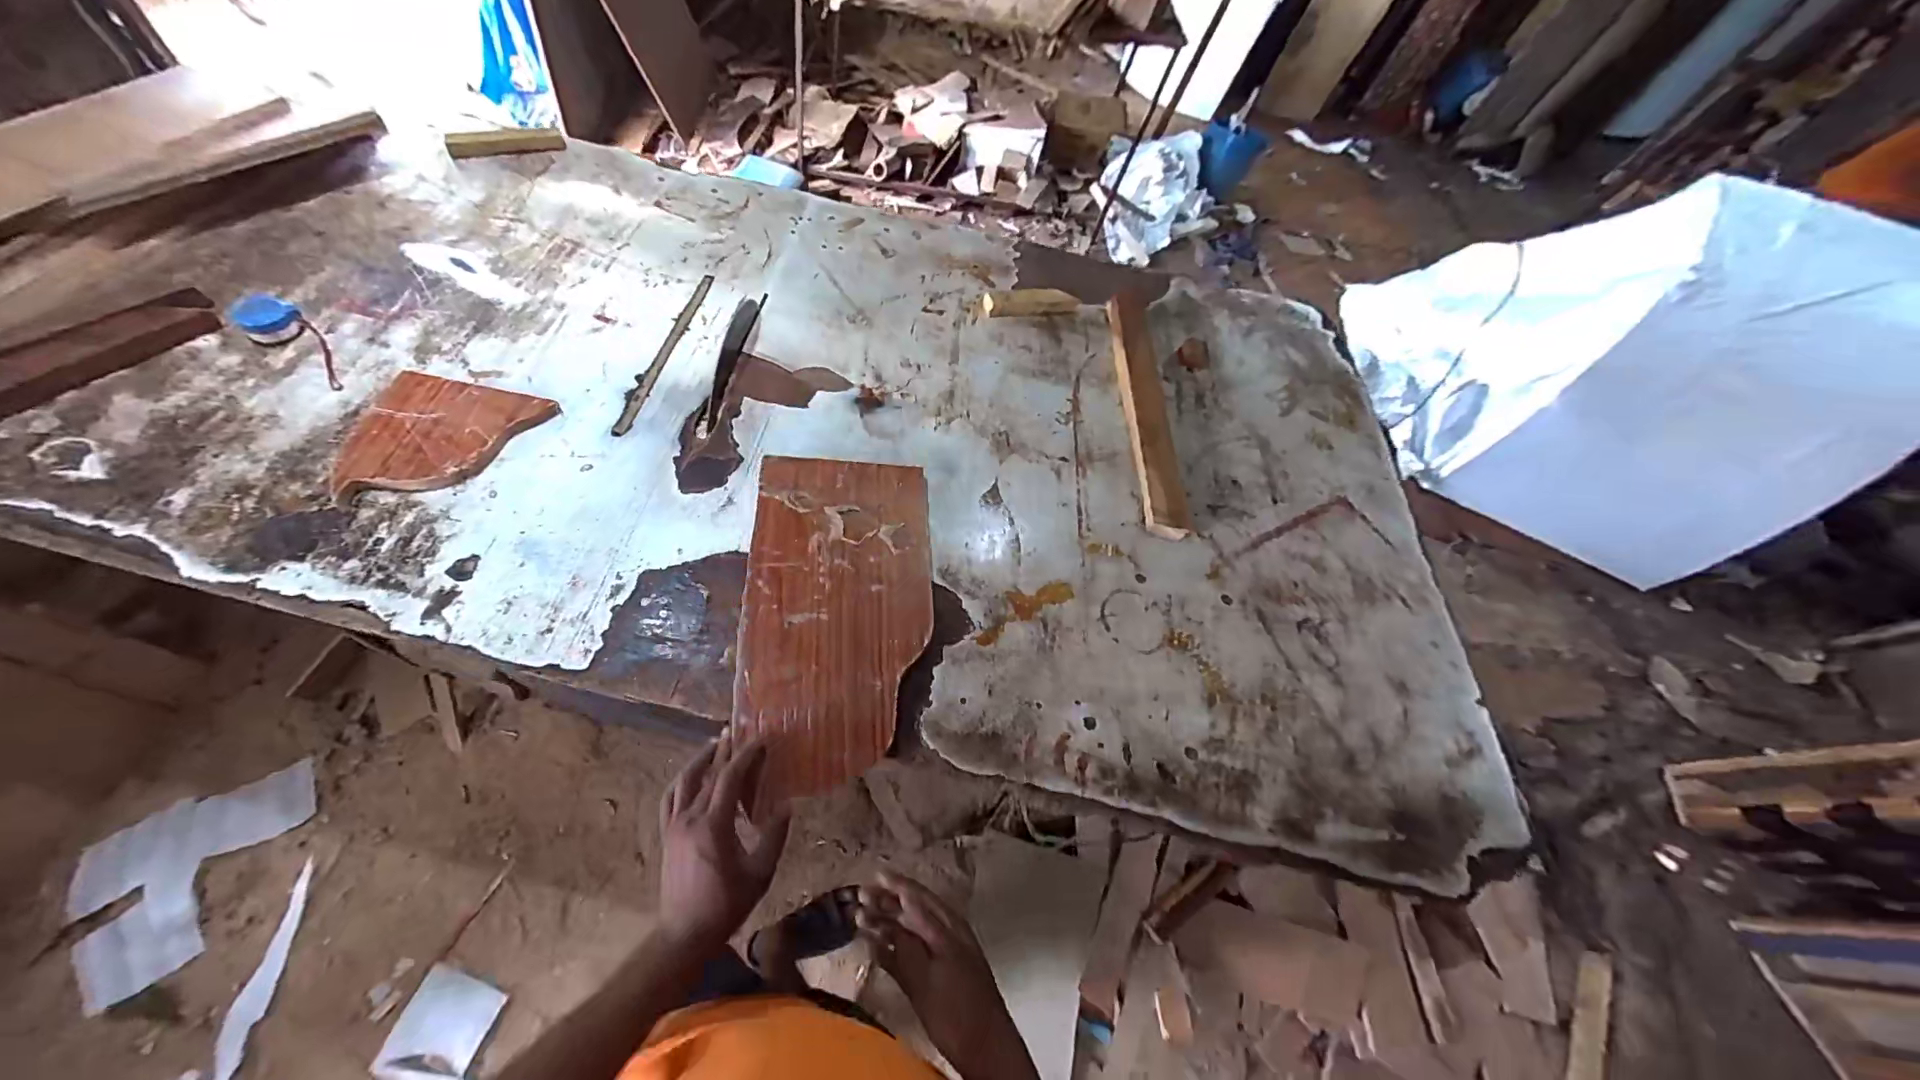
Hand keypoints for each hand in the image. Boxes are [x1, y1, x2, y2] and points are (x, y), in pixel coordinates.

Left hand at [657, 732, 791, 954]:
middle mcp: (689, 819)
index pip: (730, 778)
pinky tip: (690, 776)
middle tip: (740, 730)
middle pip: (708, 774)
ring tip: (716, 743)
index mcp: (713, 825)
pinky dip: (682, 781)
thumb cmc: (726, 905)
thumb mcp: (760, 872)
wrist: (685, 934)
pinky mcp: (666, 836)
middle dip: (726, 750)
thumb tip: (787, 805)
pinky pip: (670, 799)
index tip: (762, 740)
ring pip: (684, 781)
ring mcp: (673, 827)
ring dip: (701, 759)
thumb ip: (774, 836)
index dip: (746, 755)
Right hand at [857, 871, 1040, 1079]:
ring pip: (908, 931)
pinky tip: (871, 946)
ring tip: (858, 917)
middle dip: (886, 901)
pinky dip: (890, 948)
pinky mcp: (933, 977)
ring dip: (884, 923)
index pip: (919, 897)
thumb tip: (895, 918)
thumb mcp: (929, 979)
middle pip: (912, 910)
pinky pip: (909, 954)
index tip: (875, 872)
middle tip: (860, 894)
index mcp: (948, 928)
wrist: (984, 1047)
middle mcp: (944, 935)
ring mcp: (939, 956)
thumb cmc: (958, 1011)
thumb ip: (910, 948)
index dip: (897, 884)